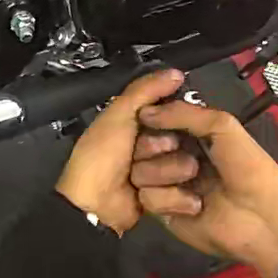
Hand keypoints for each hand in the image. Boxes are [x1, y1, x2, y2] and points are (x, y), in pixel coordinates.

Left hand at [55, 69, 186, 234]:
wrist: (93, 205)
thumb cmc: (100, 157)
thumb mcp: (119, 114)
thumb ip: (146, 90)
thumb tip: (176, 72)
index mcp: (142, 122)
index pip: (177, 114)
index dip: (169, 119)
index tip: (156, 125)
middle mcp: (155, 145)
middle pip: (183, 141)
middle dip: (160, 148)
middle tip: (137, 154)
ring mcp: (162, 173)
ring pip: (184, 166)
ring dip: (158, 173)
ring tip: (136, 178)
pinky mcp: (168, 198)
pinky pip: (184, 192)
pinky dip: (165, 195)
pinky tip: (145, 194)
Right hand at [131, 101, 277, 277]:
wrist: (262, 217)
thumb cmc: (247, 166)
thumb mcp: (222, 126)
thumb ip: (183, 113)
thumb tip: (144, 111)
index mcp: (187, 133)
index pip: (151, 120)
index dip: (148, 119)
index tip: (150, 119)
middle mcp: (172, 155)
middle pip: (138, 145)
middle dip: (155, 145)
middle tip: (175, 148)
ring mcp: (166, 184)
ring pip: (138, 170)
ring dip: (166, 172)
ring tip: (193, 177)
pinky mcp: (163, 212)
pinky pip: (146, 198)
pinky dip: (170, 199)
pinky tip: (195, 204)